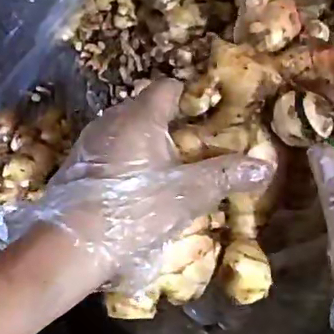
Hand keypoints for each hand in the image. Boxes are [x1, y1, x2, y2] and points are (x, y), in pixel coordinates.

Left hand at [15, 79, 273, 287]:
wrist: (69, 246)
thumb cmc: (132, 212)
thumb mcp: (187, 196)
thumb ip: (225, 176)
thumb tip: (265, 164)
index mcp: (139, 117)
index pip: (169, 88)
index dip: (191, 96)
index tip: (211, 112)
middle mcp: (110, 121)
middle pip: (146, 108)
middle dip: (171, 123)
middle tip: (197, 145)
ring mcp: (89, 143)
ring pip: (125, 131)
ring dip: (147, 144)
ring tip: (170, 168)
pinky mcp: (75, 167)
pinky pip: (109, 152)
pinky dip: (126, 161)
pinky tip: (136, 188)